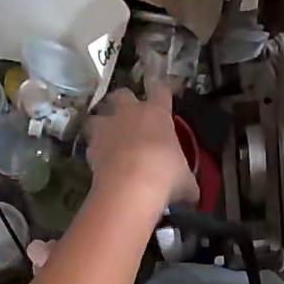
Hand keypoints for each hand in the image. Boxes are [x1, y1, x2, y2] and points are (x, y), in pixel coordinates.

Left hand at [86, 81, 198, 206]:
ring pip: (99, 116)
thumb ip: (187, 183)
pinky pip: (91, 145)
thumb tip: (192, 194)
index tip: (162, 93)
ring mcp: (107, 128)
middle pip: (123, 94)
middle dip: (124, 103)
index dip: (161, 90)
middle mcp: (129, 113)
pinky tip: (101, 165)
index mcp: (157, 113)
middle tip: (129, 118)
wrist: (131, 187)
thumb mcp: (185, 181)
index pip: (160, 89)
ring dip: (103, 126)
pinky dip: (95, 153)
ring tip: (109, 141)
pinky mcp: (91, 147)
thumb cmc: (166, 175)